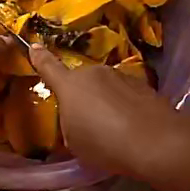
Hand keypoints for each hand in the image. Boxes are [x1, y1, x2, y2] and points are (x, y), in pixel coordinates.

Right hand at [29, 45, 189, 180]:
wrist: (155, 143)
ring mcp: (122, 76)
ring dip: (106, 101)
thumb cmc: (104, 144)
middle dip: (82, 96)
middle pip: (82, 81)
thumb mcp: (74, 142)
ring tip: (113, 128)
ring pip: (106, 87)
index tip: (34, 46)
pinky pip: (125, 94)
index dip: (40, 58)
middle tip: (87, 122)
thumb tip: (77, 118)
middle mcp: (95, 73)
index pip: (49, 67)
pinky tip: (132, 127)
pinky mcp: (144, 85)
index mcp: (70, 85)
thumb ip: (69, 123)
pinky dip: (125, 106)